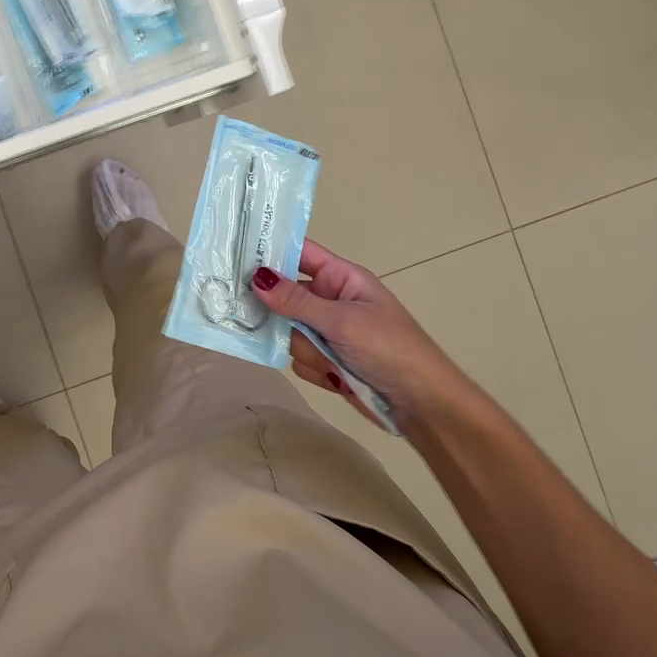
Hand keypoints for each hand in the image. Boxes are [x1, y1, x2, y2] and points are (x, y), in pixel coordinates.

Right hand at [250, 240, 470, 429]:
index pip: (300, 253)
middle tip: (253, 316)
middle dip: (281, 314)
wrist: (423, 406)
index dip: (270, 250)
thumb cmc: (390, 350)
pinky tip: (334, 378)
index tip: (233, 251)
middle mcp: (331, 301)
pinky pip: (297, 358)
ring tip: (332, 362)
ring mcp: (328, 333)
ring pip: (288, 332)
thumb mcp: (342, 321)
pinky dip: (313, 368)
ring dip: (306, 349)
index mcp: (342, 279)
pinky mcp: (327, 361)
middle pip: (284, 296)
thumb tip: (256, 276)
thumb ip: (296, 300)